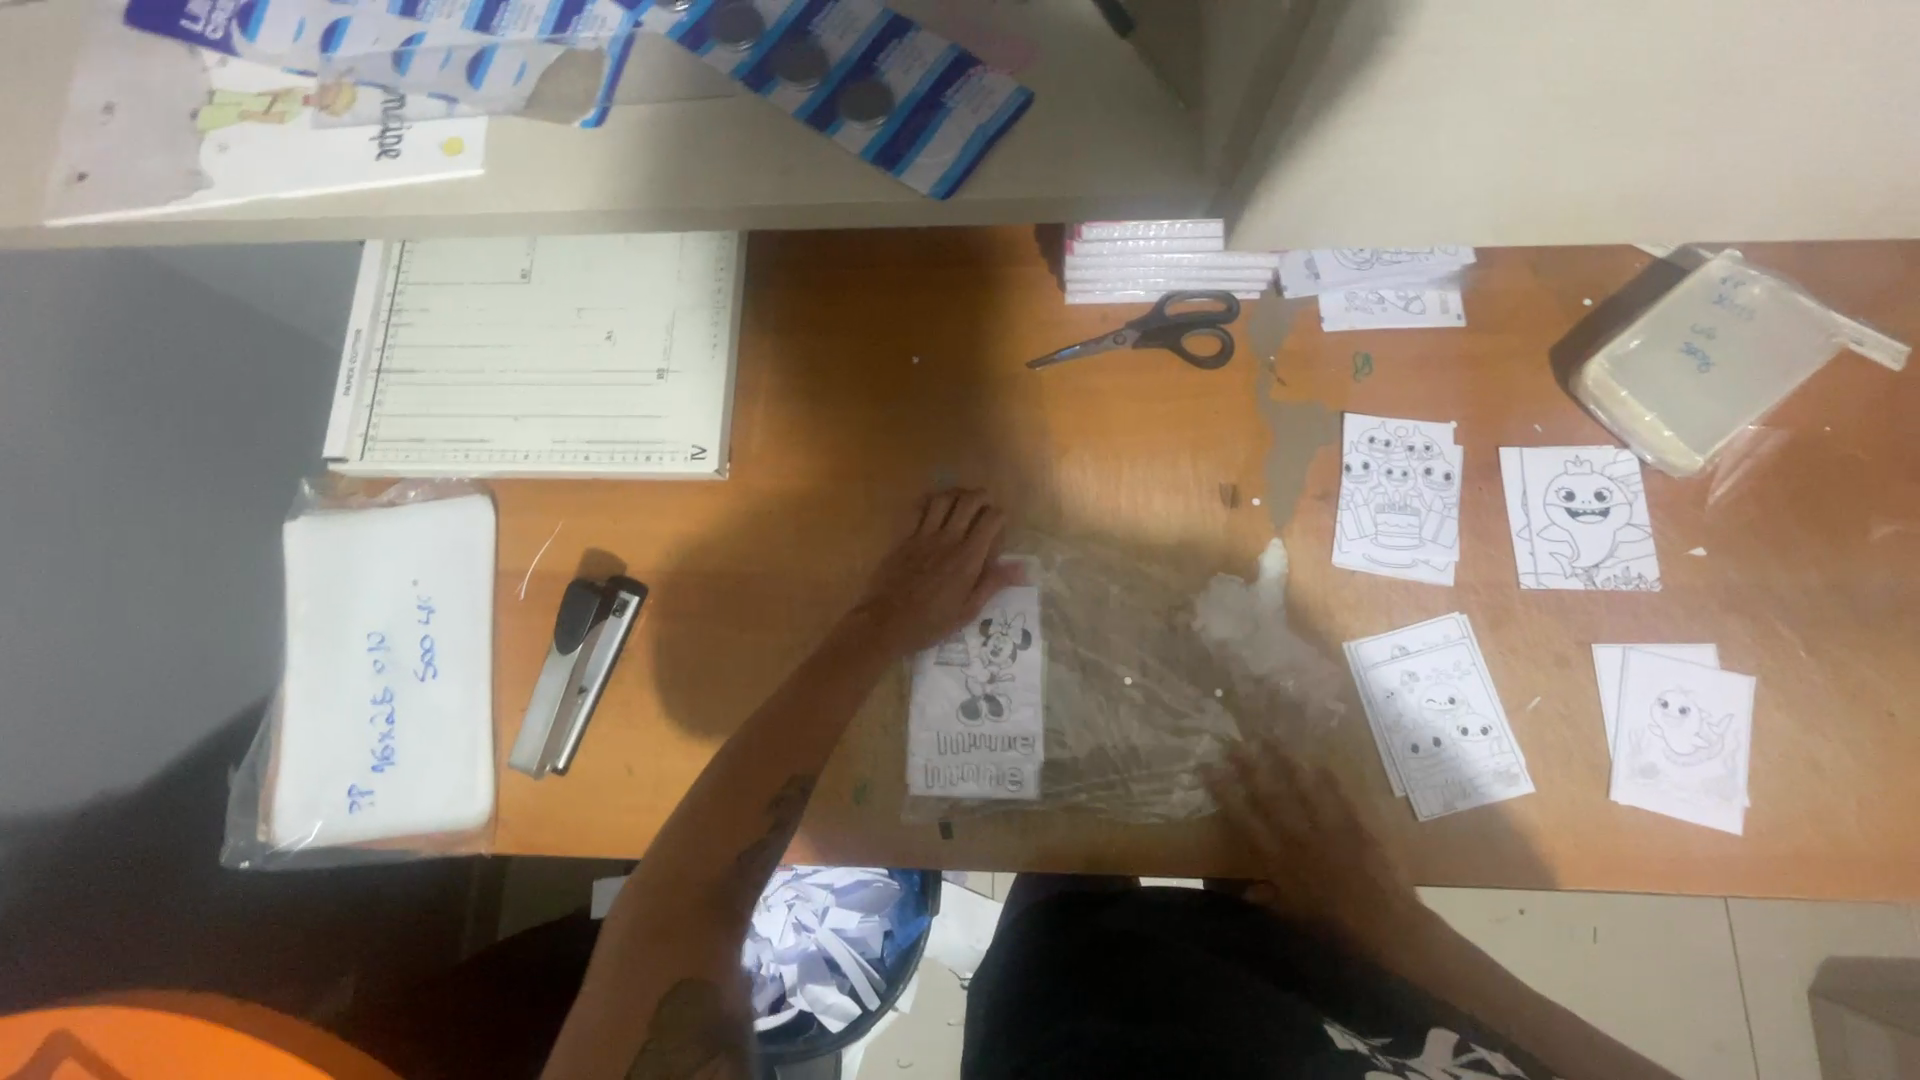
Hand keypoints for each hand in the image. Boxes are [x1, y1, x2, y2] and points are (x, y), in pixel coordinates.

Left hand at [844, 489, 1023, 655]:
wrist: (886, 623)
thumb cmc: (930, 623)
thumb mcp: (968, 610)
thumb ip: (993, 583)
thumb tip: (1022, 568)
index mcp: (968, 558)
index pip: (991, 520)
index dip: (999, 515)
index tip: (1000, 522)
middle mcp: (948, 540)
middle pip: (968, 502)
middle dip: (981, 496)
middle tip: (985, 501)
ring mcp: (923, 536)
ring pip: (943, 500)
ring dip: (956, 493)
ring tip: (961, 498)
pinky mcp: (904, 538)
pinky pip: (917, 510)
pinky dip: (929, 501)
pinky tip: (933, 505)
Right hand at [1205, 735, 1428, 952]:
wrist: (1388, 929)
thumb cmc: (1335, 929)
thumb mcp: (1293, 917)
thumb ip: (1268, 899)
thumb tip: (1243, 891)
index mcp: (1279, 860)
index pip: (1244, 818)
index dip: (1224, 791)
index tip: (1209, 768)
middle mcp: (1300, 837)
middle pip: (1270, 794)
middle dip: (1250, 766)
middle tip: (1236, 742)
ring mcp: (1330, 828)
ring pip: (1304, 787)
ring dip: (1287, 761)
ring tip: (1273, 738)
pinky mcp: (1359, 827)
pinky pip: (1341, 795)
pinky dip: (1330, 777)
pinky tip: (1319, 760)